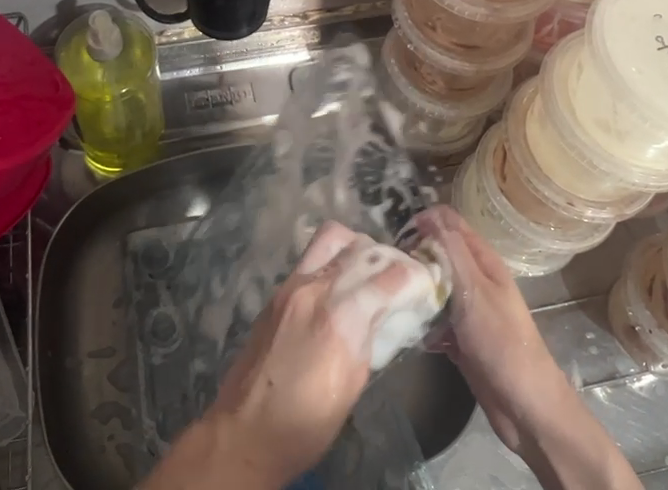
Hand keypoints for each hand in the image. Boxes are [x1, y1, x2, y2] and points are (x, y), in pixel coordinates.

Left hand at [141, 221, 426, 488]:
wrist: (245, 429)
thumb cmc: (306, 422)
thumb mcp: (353, 384)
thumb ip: (370, 338)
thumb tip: (384, 313)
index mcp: (340, 316)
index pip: (388, 277)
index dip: (412, 277)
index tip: (422, 283)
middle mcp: (315, 289)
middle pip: (359, 247)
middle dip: (385, 258)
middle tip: (396, 276)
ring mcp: (291, 286)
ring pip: (329, 239)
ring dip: (354, 248)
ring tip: (366, 272)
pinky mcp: (275, 292)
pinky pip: (310, 259)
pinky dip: (330, 262)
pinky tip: (338, 287)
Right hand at [413, 205, 575, 452]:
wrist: (524, 405)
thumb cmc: (501, 341)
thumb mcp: (474, 289)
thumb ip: (452, 250)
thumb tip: (430, 214)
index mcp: (484, 262)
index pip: (450, 223)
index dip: (425, 222)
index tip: (399, 236)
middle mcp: (475, 281)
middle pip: (438, 255)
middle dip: (413, 257)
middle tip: (387, 269)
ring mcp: (468, 311)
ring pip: (433, 288)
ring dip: (414, 292)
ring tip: (389, 296)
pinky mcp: (460, 338)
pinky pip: (433, 321)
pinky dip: (421, 324)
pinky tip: (406, 330)